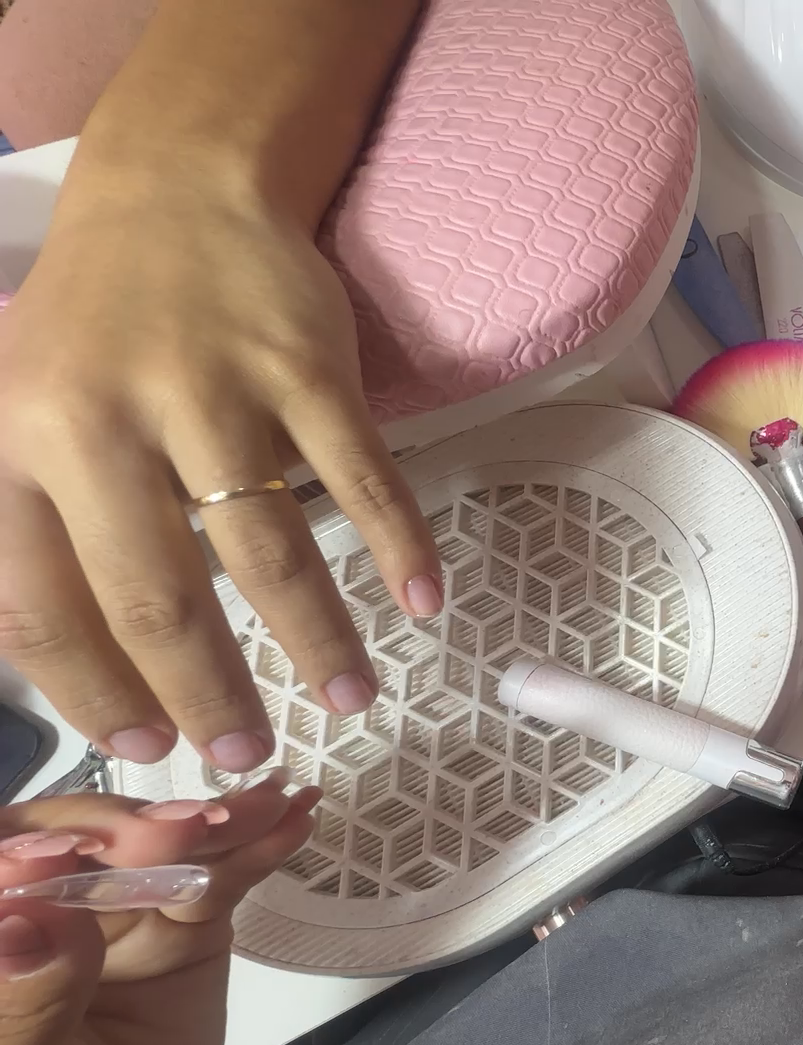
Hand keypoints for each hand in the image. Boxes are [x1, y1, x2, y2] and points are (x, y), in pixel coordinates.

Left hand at [0, 167, 440, 773]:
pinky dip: (400, 548)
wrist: (179, 198)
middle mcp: (98, 425)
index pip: (37, 603)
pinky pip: (363, 481)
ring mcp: (217, 397)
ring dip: (320, 637)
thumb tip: (111, 640)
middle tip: (254, 754)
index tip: (149, 749)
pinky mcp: (311, 376)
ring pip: (270, 547)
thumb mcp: (29, 407)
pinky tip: (426, 602)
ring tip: (355, 698)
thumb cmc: (108, 319)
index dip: (94, 689)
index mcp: (6, 444)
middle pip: (160, 591)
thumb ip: (55, 514)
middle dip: (211, 689)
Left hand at [0, 776, 319, 1044]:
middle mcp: (49, 919)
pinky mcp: (194, 921)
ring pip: (170, 849)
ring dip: (224, 821)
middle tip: (191, 827)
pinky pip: (228, 877)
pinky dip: (264, 847)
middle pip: (83, 845)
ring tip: (270, 805)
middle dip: (137, 826)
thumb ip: (23, 1003)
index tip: (66, 852)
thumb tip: (25, 917)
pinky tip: (294, 822)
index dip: (23, 845)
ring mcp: (126, 917)